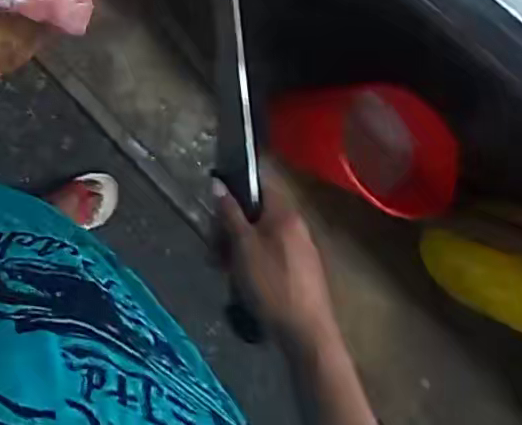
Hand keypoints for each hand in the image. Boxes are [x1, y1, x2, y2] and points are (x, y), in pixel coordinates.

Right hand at [216, 166, 337, 349]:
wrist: (308, 336)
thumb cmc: (271, 284)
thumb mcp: (243, 246)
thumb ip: (229, 213)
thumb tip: (217, 184)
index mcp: (285, 212)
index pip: (258, 184)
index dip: (234, 188)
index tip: (215, 204)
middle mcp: (296, 226)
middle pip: (257, 214)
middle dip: (231, 228)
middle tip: (214, 249)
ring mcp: (301, 250)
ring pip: (262, 238)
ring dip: (239, 249)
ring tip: (223, 270)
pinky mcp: (302, 274)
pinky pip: (272, 256)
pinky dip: (254, 263)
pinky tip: (242, 284)